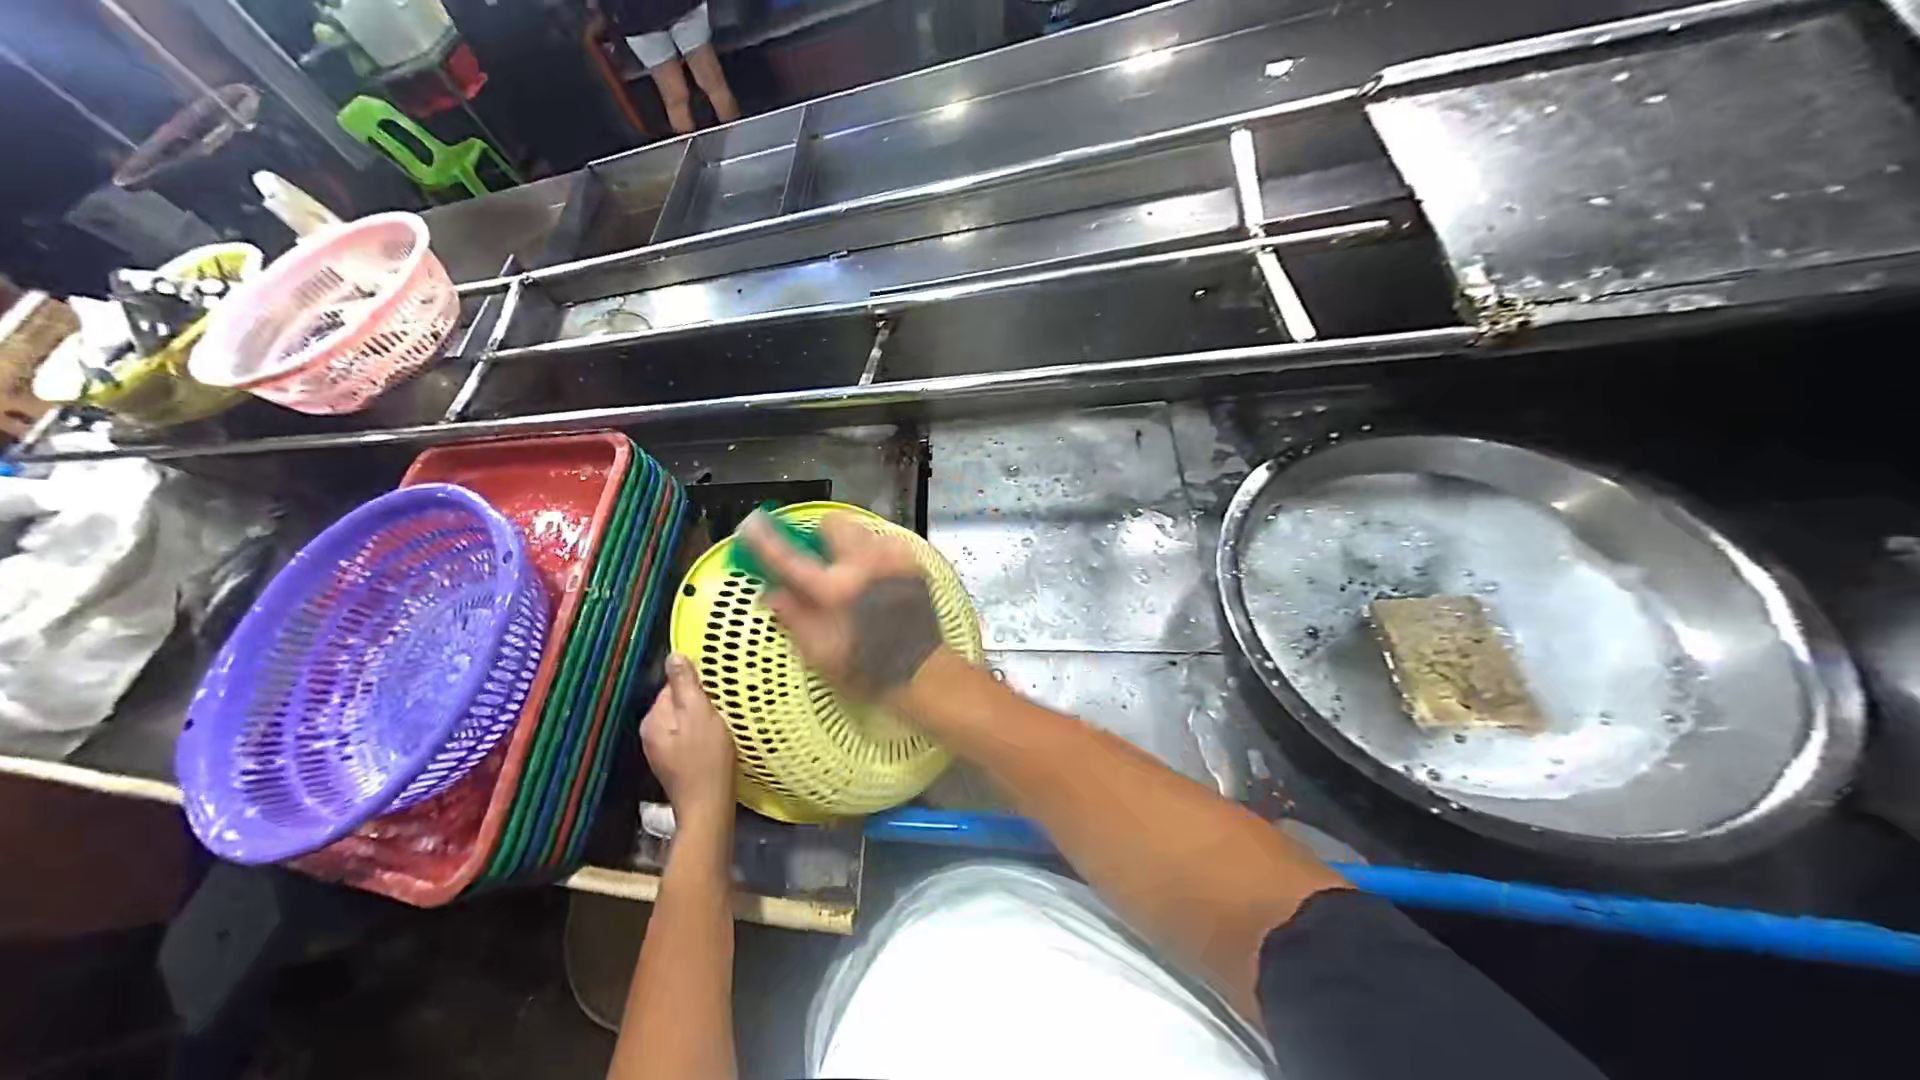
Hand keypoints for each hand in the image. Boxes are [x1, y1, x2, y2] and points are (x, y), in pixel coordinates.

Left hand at [641, 654, 736, 825]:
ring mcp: (662, 750)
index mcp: (653, 719)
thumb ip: (686, 685)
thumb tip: (673, 655)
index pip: (672, 685)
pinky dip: (704, 732)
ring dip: (704, 716)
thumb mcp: (700, 715)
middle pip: (678, 702)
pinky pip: (689, 735)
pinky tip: (718, 737)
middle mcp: (651, 732)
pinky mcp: (675, 763)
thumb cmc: (707, 759)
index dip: (697, 683)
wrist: (708, 807)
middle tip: (726, 704)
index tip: (719, 688)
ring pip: (685, 719)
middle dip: (701, 700)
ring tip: (725, 718)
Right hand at [741, 510, 944, 700]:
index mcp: (835, 590)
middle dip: (821, 533)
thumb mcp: (819, 653)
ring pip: (863, 531)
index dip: (767, 540)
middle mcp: (864, 566)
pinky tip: (875, 579)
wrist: (921, 672)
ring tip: (849, 570)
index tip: (752, 525)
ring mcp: (893, 562)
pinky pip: (887, 545)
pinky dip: (875, 555)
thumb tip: (772, 593)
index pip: (790, 558)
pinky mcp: (913, 566)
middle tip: (817, 555)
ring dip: (849, 544)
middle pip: (834, 523)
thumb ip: (794, 617)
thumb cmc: (866, 671)